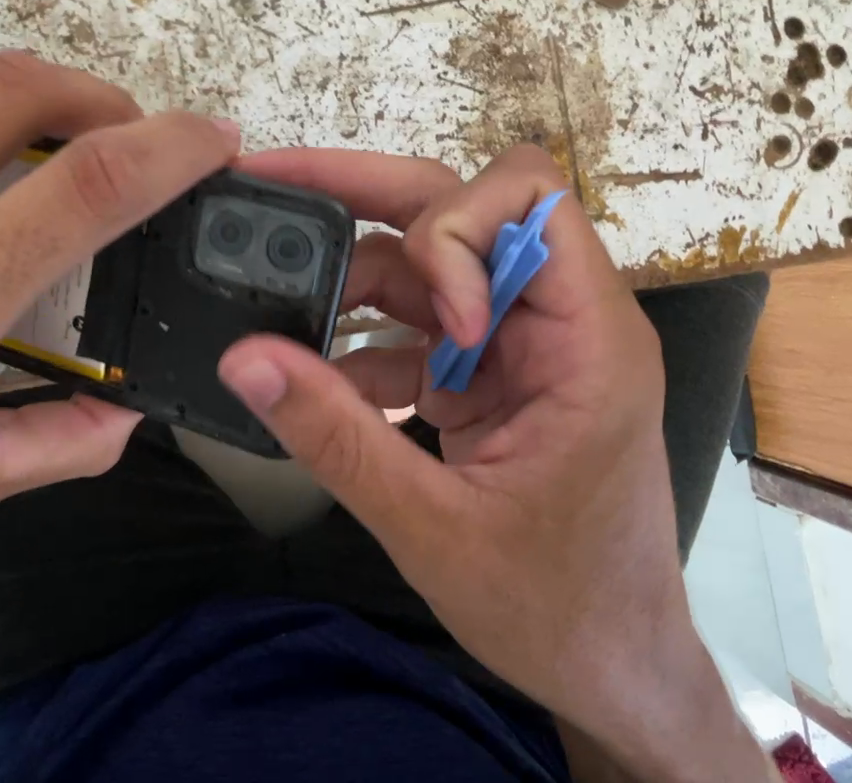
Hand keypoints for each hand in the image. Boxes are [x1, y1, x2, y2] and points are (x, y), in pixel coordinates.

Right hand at [219, 146, 769, 782]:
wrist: (609, 667)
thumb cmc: (555, 606)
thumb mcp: (432, 527)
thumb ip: (335, 438)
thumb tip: (242, 358)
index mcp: (586, 340)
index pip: (528, 202)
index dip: (454, 230)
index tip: (428, 322)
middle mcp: (556, 320)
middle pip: (461, 209)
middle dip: (362, 194)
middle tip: (265, 184)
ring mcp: (519, 345)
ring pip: (426, 264)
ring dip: (351, 282)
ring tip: (276, 310)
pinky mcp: (488, 374)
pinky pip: (414, 326)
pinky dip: (360, 343)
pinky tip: (315, 380)